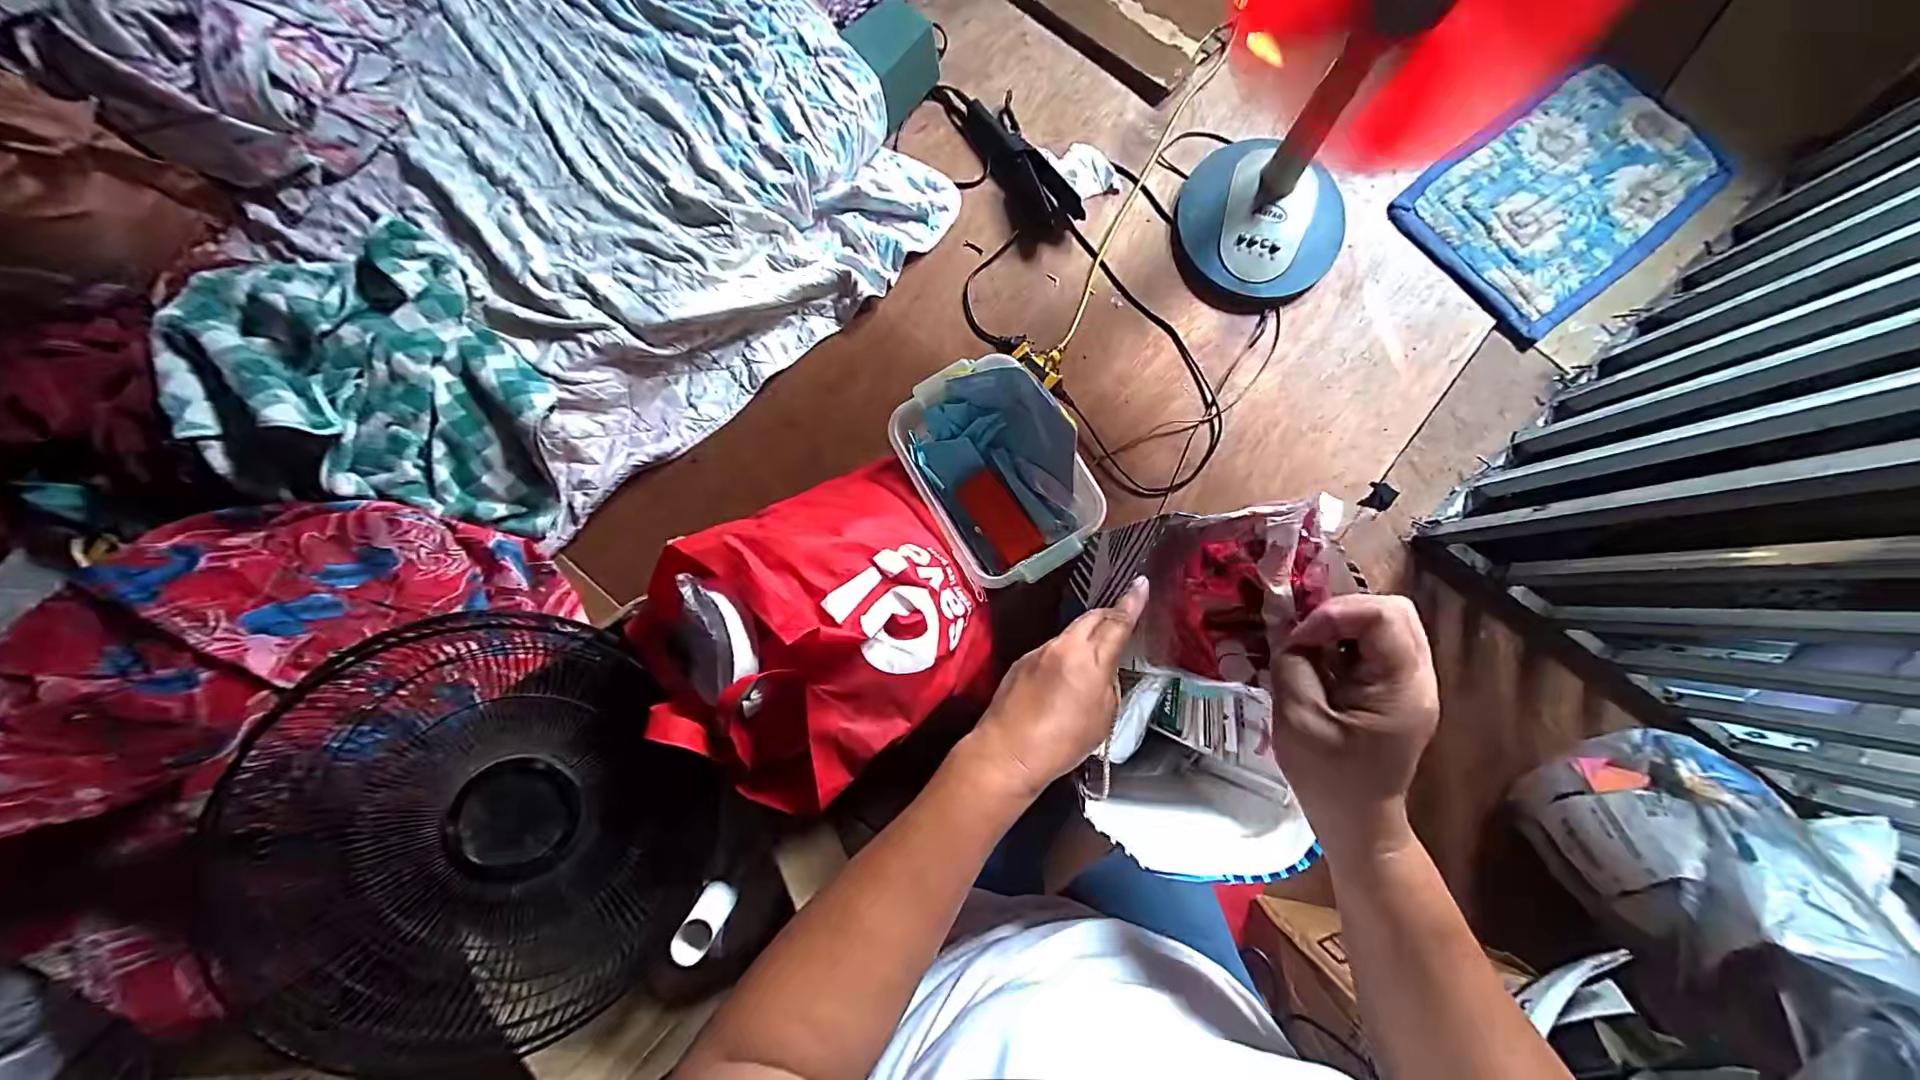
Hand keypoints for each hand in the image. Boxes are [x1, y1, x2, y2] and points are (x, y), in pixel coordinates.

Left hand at [959, 577, 1148, 799]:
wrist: (1008, 750)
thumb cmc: (1060, 743)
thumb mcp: (1104, 717)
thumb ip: (1110, 683)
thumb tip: (1106, 670)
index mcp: (1091, 659)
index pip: (1118, 622)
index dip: (1133, 602)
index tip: (1141, 585)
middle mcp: (1064, 647)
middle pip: (1093, 617)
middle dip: (1110, 614)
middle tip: (1123, 618)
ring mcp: (1040, 651)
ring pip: (1071, 632)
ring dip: (1086, 636)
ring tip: (1094, 658)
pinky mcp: (1023, 660)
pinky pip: (1051, 648)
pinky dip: (1064, 653)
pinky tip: (1064, 677)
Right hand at [1271, 594, 1438, 856]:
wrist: (1357, 821)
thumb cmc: (1329, 777)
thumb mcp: (1298, 720)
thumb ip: (1293, 667)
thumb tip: (1289, 637)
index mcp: (1403, 687)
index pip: (1384, 615)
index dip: (1335, 613)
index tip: (1298, 639)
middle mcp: (1418, 677)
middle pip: (1392, 610)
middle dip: (1340, 611)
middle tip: (1303, 634)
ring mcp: (1410, 682)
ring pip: (1384, 623)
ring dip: (1340, 625)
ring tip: (1307, 646)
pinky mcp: (1394, 688)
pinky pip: (1374, 644)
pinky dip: (1342, 640)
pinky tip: (1318, 661)